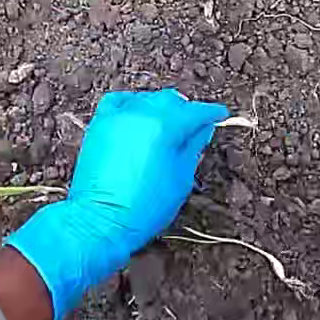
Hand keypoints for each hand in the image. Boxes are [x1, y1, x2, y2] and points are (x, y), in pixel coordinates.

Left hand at [6, 89, 228, 319]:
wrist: (101, 221)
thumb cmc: (141, 208)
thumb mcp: (180, 179)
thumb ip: (193, 147)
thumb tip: (202, 129)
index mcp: (165, 127)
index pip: (196, 112)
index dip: (211, 113)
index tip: (219, 115)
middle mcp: (141, 115)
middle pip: (172, 100)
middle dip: (186, 111)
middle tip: (193, 128)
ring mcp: (118, 117)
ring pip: (148, 99)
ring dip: (161, 108)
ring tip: (167, 127)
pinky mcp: (101, 124)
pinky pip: (120, 102)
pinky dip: (133, 105)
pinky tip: (140, 117)